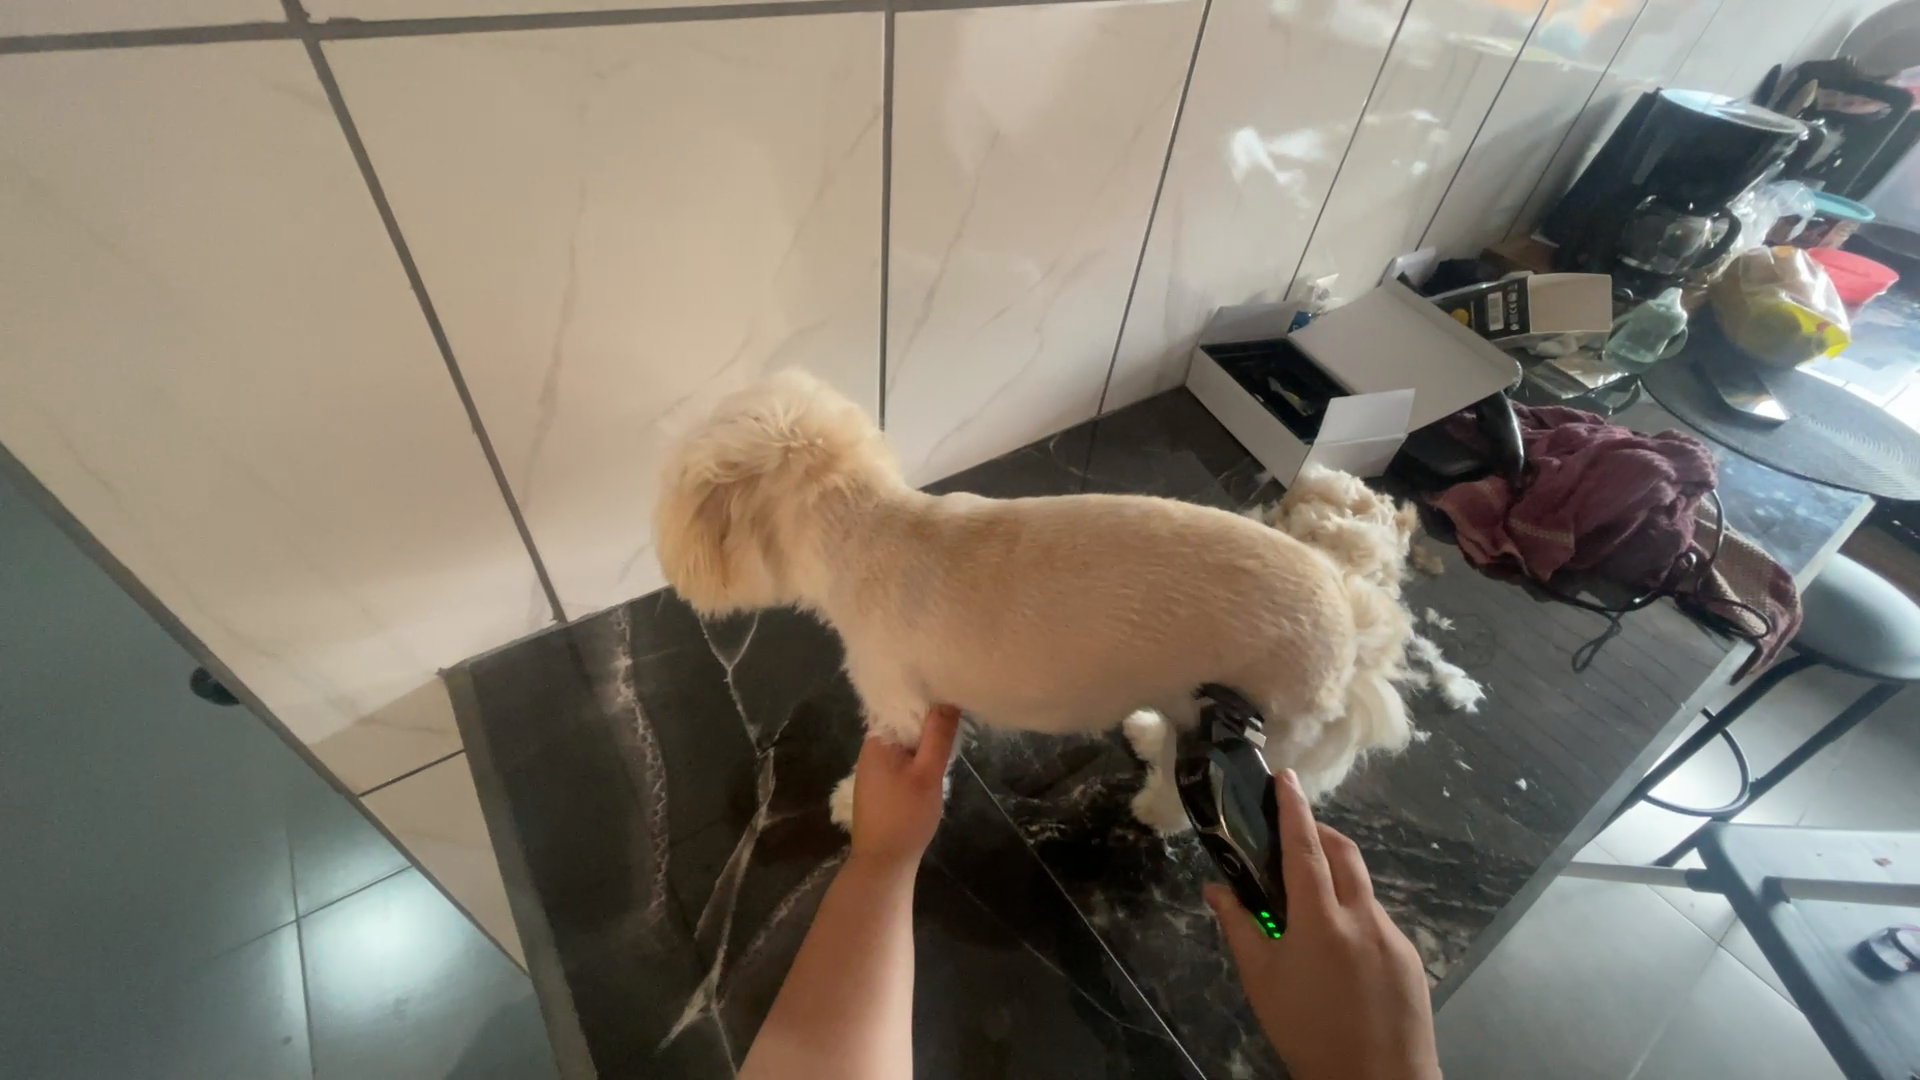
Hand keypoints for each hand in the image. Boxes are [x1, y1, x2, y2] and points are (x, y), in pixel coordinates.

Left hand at [849, 705, 961, 870]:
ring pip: (904, 740)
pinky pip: (902, 756)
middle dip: (926, 716)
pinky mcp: (881, 784)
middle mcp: (871, 749)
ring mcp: (875, 768)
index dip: (920, 692)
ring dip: (924, 737)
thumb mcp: (928, 773)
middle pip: (901, 720)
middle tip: (956, 710)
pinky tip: (936, 758)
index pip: (895, 701)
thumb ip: (938, 735)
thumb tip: (947, 698)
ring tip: (951, 729)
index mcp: (876, 740)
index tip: (946, 687)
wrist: (884, 863)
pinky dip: (918, 753)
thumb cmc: (905, 816)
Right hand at [1204, 769, 1440, 1079]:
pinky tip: (1337, 945)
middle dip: (1320, 830)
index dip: (1294, 808)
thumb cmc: (1307, 1032)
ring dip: (1336, 874)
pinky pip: (1377, 918)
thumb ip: (1238, 925)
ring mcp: (1393, 939)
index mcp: (1321, 920)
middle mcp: (1363, 919)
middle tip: (1293, 831)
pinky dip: (1353, 910)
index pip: (1306, 847)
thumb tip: (1214, 888)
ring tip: (1308, 900)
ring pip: (1362, 886)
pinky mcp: (1411, 960)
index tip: (1287, 776)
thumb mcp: (1261, 980)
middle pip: (1345, 852)